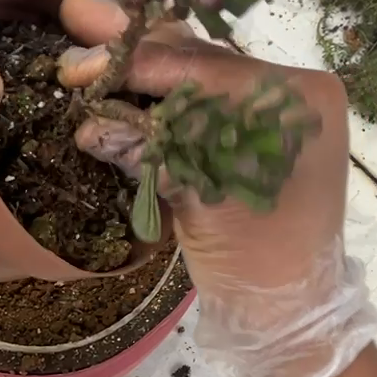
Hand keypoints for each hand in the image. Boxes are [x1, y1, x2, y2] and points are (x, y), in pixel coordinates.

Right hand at [57, 0, 376, 376]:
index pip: (205, 69)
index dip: (139, 68)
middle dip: (139, 70)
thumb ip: (151, 156)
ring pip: (202, 84)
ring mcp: (278, 115)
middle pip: (203, 67)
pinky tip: (129, 106)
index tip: (83, 69)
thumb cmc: (255, 262)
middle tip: (81, 70)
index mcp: (296, 102)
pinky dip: (166, 111)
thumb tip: (90, 127)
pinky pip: (206, 109)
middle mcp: (293, 95)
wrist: (286, 309)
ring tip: (97, 84)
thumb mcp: (199, 203)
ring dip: (148, 86)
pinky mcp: (259, 136)